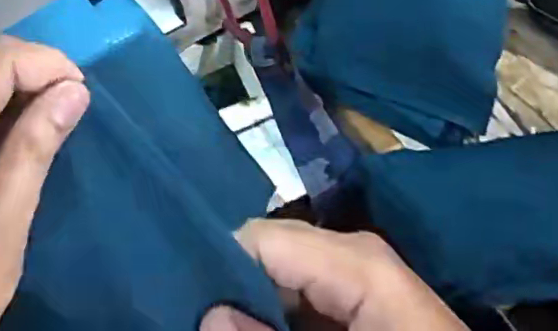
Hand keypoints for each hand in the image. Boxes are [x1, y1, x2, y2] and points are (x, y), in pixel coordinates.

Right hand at [201, 220, 468, 330]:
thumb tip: (209, 314)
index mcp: (358, 259)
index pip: (261, 237)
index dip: (221, 268)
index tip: (191, 303)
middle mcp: (356, 253)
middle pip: (271, 253)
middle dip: (237, 288)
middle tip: (203, 319)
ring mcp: (363, 279)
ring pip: (285, 276)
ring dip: (256, 305)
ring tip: (224, 323)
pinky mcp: (366, 304)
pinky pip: (308, 299)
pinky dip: (282, 316)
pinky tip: (262, 328)